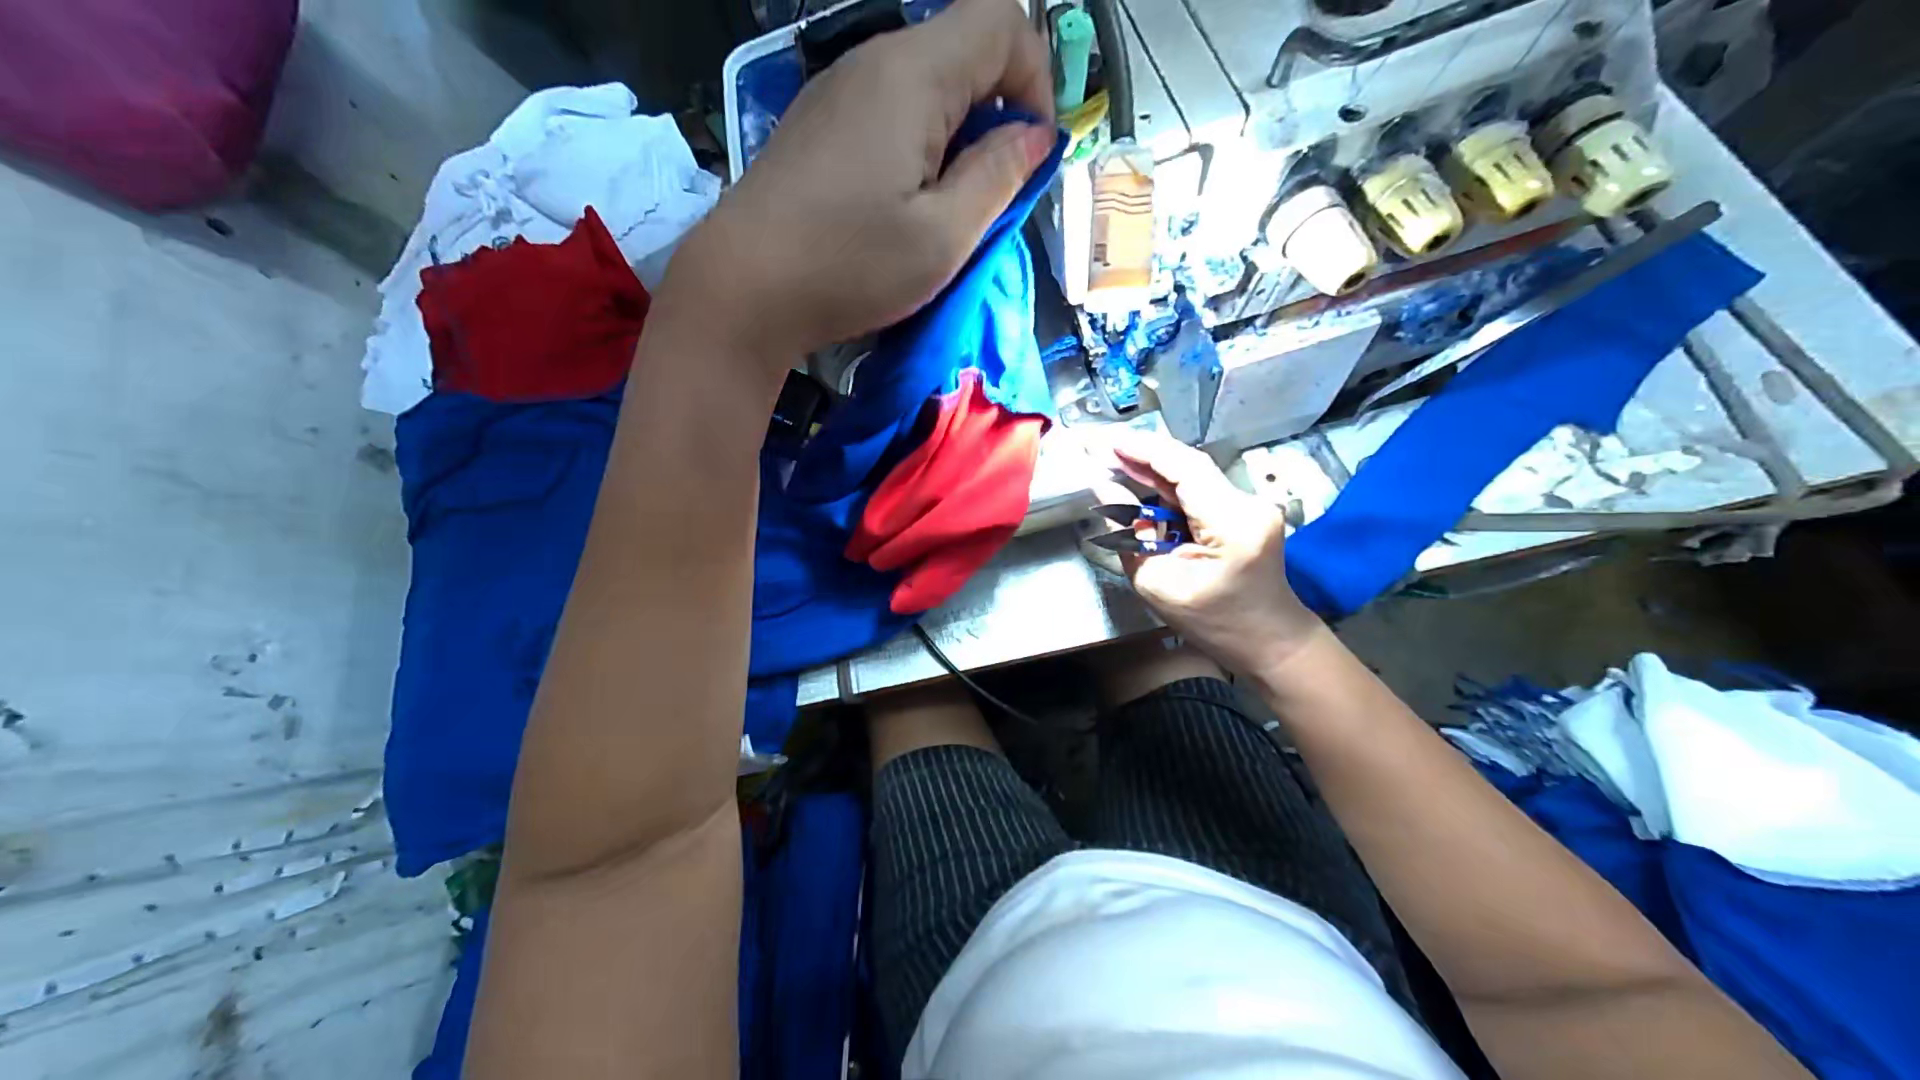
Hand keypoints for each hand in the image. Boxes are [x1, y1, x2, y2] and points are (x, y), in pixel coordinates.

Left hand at [665, 0, 1055, 363]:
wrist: (741, 290)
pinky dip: (917, 149)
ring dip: (956, 139)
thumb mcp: (943, 236)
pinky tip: (900, 206)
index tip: (1031, 152)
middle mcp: (871, 64)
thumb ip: (998, 177)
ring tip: (944, 210)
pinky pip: (888, 114)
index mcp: (911, 75)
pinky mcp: (818, 127)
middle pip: (962, 52)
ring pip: (926, 87)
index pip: (1001, 23)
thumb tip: (1036, 137)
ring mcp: (837, 93)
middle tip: (990, 195)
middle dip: (996, 116)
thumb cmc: (848, 266)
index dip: (1036, 79)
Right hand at [1102, 431, 1327, 678]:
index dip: (1143, 451)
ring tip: (1115, 463)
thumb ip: (1129, 535)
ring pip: (1194, 475)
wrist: (1270, 641)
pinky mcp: (1246, 512)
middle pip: (1190, 465)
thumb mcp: (1157, 584)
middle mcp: (1248, 504)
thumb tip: (1106, 490)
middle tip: (1102, 449)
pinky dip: (1169, 486)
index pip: (1184, 469)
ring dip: (1154, 470)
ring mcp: (1251, 505)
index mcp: (1231, 523)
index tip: (1106, 443)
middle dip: (1144, 455)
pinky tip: (1142, 483)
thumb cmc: (1214, 624)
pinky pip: (1201, 490)